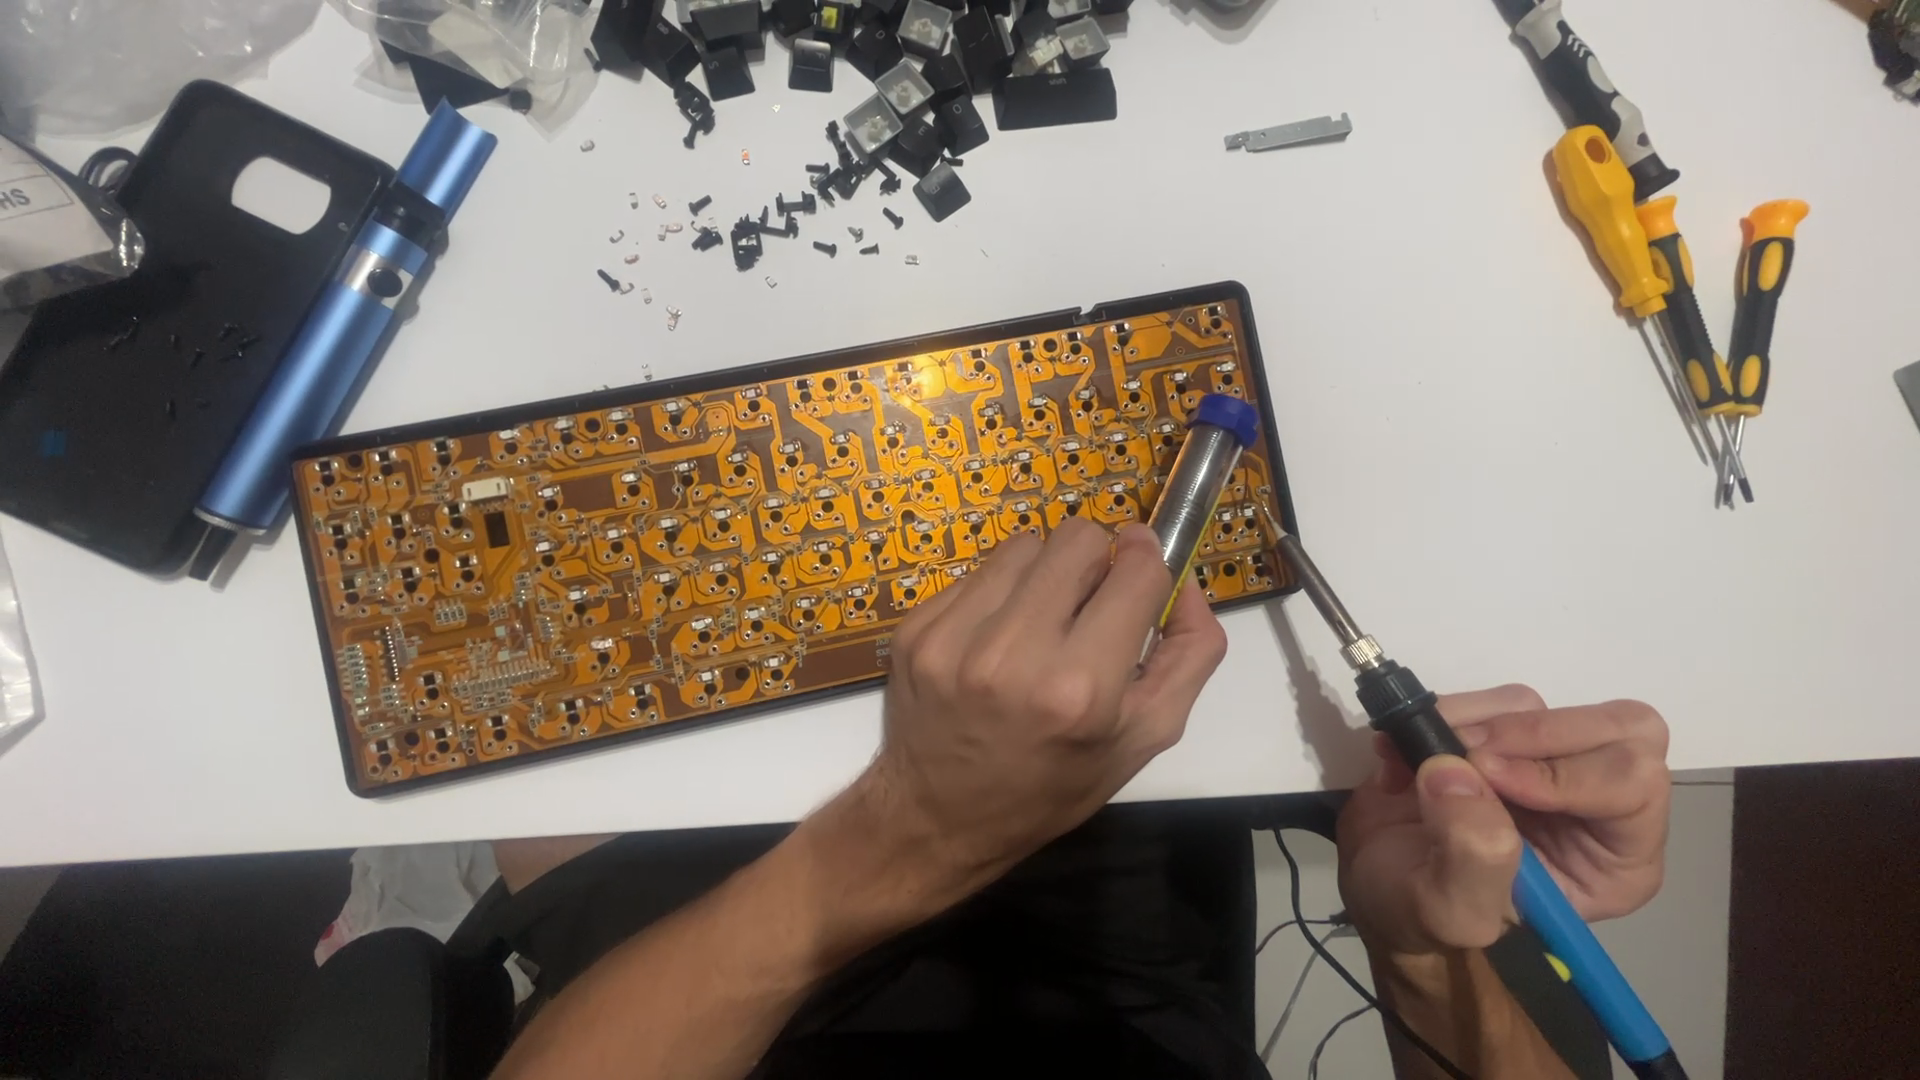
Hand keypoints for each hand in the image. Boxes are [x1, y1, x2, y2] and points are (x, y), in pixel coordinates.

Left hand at [863, 519, 1227, 890]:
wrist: (940, 815)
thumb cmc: (1051, 785)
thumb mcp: (1144, 740)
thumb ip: (1189, 655)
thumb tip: (1185, 579)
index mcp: (1080, 691)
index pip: (1137, 572)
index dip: (1150, 562)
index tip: (1144, 570)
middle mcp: (1013, 654)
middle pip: (1078, 537)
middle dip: (1097, 560)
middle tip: (1088, 602)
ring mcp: (954, 637)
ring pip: (1026, 545)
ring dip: (1045, 572)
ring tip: (1038, 622)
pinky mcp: (917, 628)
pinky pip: (978, 571)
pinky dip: (998, 592)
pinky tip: (994, 637)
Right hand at [1336, 685, 1670, 956]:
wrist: (1370, 884)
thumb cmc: (1420, 915)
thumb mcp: (1452, 911)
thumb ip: (1473, 855)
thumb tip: (1457, 772)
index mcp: (1613, 859)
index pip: (1632, 784)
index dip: (1559, 771)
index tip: (1483, 775)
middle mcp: (1592, 803)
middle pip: (1616, 729)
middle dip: (1529, 733)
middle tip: (1460, 752)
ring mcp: (1537, 762)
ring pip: (1535, 707)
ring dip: (1468, 723)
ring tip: (1416, 759)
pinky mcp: (1489, 737)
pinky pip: (1483, 700)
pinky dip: (1435, 715)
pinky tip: (1402, 752)